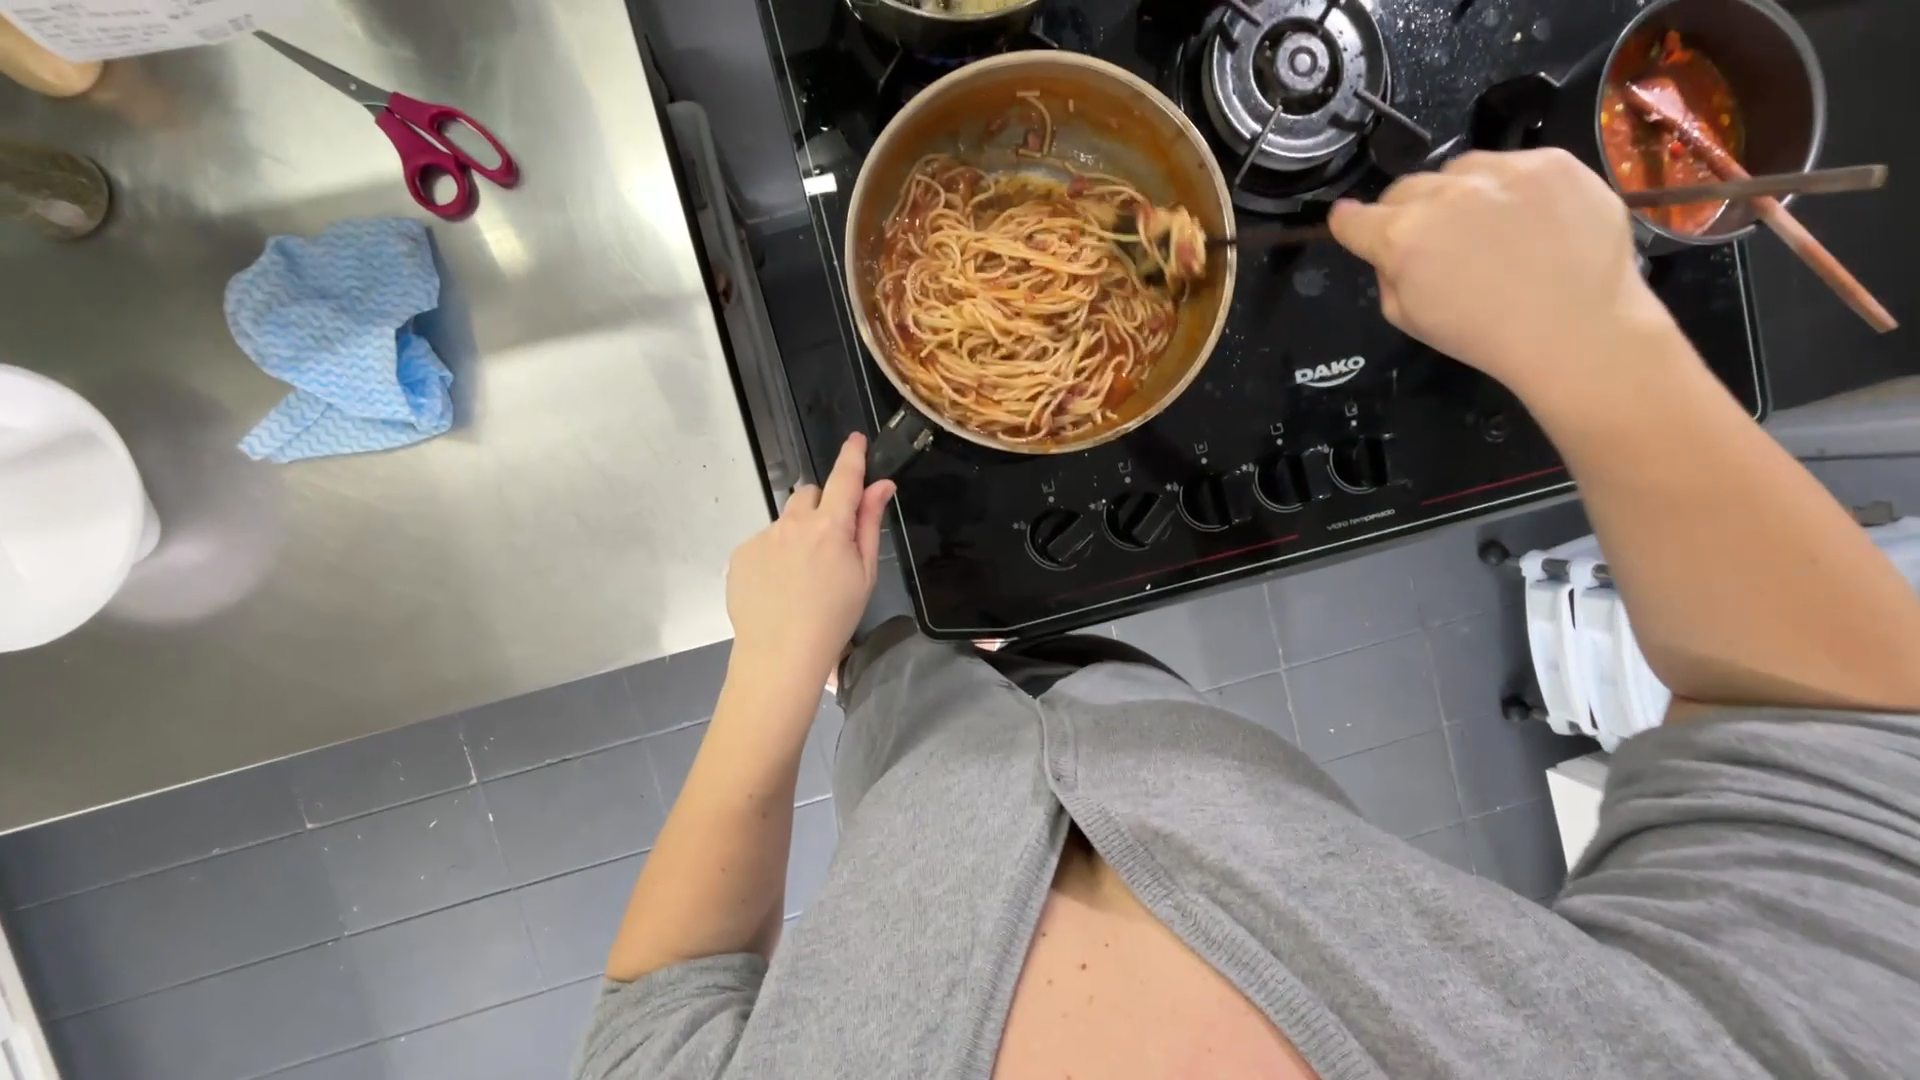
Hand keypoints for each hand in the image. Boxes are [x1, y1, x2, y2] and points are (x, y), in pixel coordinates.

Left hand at [725, 433, 894, 688]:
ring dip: (797, 535)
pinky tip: (779, 587)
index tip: (856, 440)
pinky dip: (774, 555)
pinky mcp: (741, 553)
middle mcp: (793, 523)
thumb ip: (870, 524)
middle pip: (809, 494)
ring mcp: (763, 537)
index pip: (845, 479)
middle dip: (821, 507)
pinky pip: (763, 542)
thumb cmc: (834, 619)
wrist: (780, 655)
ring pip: (786, 521)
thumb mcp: (864, 574)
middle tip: (829, 544)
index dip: (853, 456)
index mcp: (830, 527)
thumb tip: (882, 486)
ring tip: (801, 578)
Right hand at [1329, 148, 1669, 394]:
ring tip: (1484, 226)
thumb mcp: (1407, 319)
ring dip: (1457, 193)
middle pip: (1403, 188)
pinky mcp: (1551, 161)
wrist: (1576, 328)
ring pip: (1457, 170)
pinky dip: (1507, 187)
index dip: (1349, 224)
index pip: (1353, 218)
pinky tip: (1525, 219)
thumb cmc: (1481, 335)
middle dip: (1406, 211)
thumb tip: (1390, 250)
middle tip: (1431, 240)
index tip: (1351, 226)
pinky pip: (1511, 164)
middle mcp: (1445, 194)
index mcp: (1402, 238)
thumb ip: (1387, 275)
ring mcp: (1501, 171)